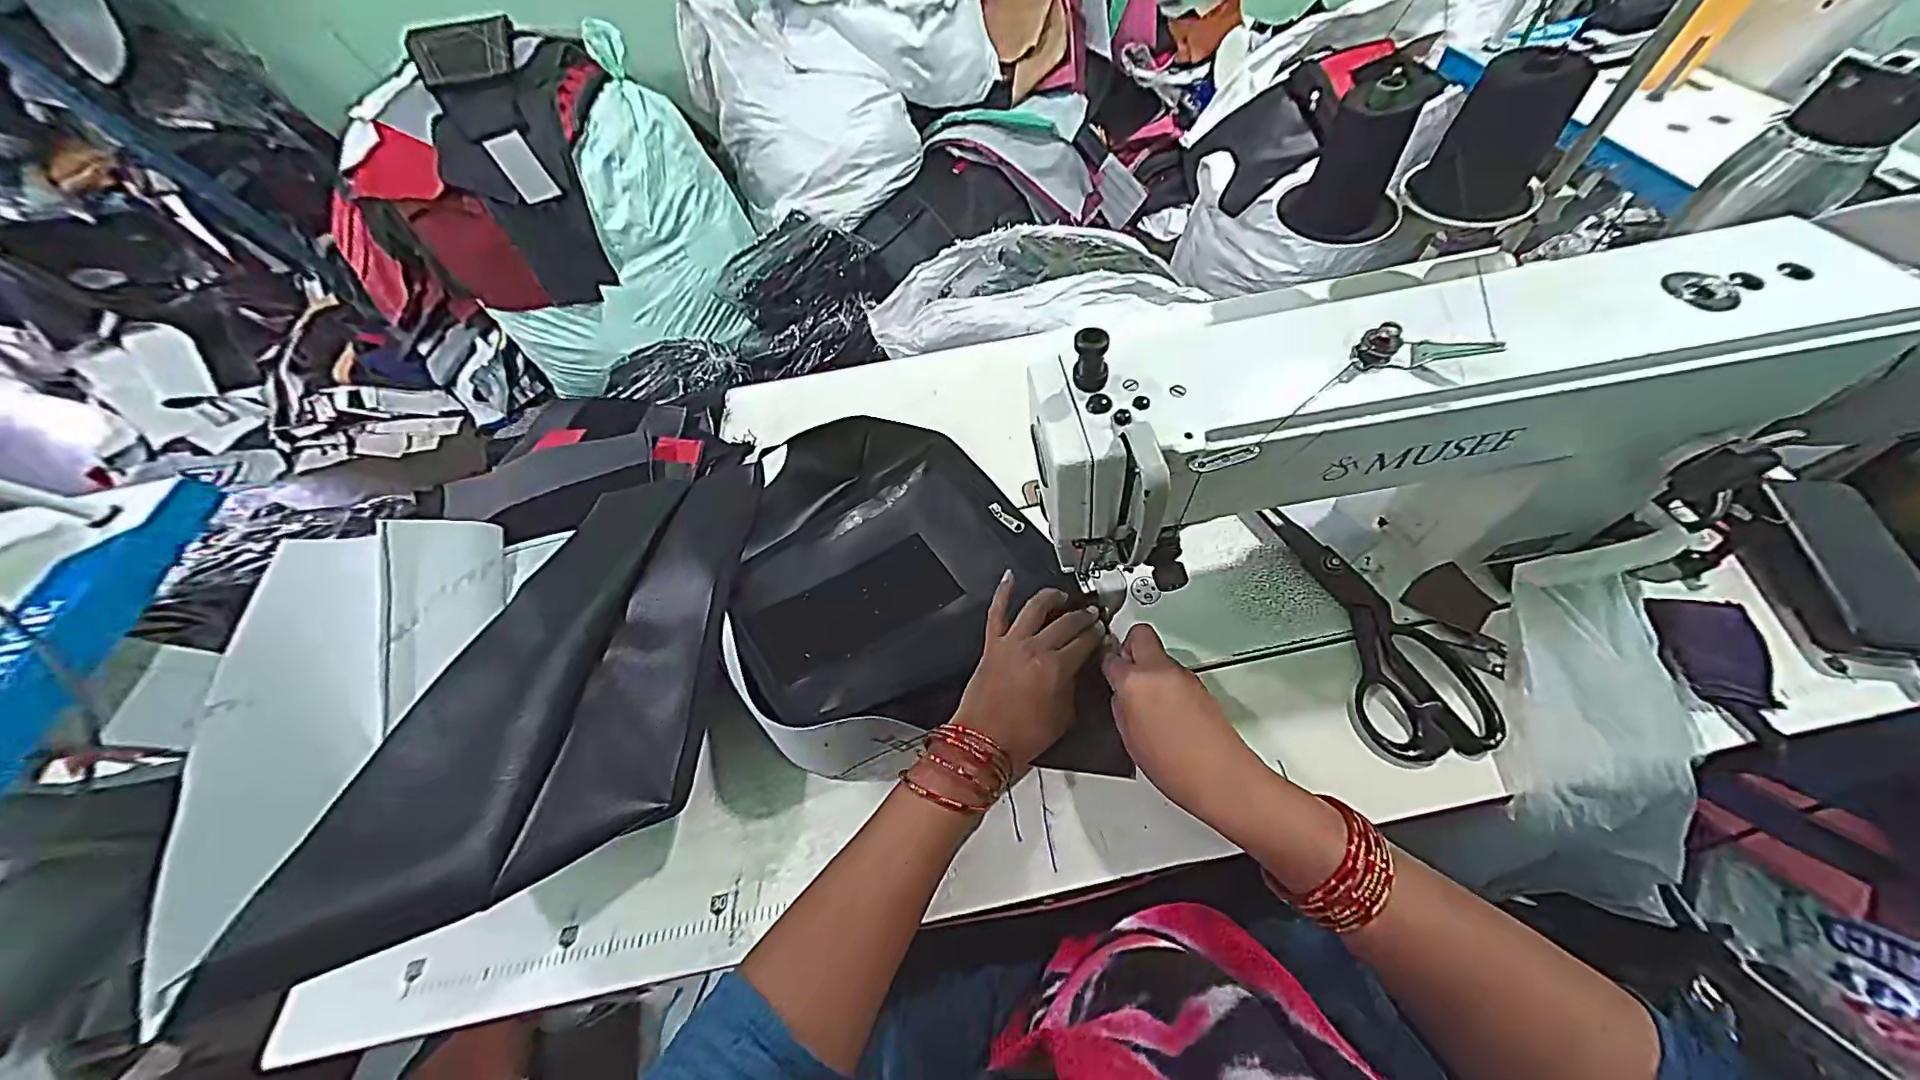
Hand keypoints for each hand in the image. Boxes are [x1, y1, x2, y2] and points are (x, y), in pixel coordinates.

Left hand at [952, 573, 1104, 770]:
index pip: (1085, 641)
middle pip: (1066, 622)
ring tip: (1062, 596)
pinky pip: (996, 612)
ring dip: (1053, 598)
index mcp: (1056, 667)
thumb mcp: (1063, 716)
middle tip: (1091, 614)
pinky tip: (1009, 579)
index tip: (1102, 632)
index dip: (1098, 635)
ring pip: (1035, 607)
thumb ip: (1072, 688)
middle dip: (1083, 616)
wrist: (983, 742)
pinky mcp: (992, 645)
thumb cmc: (1020, 737)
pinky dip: (1003, 592)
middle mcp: (1034, 649)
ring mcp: (1011, 643)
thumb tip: (1075, 673)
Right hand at [1102, 624, 1264, 820]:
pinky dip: (1169, 684)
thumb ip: (1121, 708)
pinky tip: (1168, 712)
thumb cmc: (1178, 767)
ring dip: (1152, 669)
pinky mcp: (1202, 686)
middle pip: (1140, 635)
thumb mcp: (1129, 739)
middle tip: (1126, 667)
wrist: (1221, 777)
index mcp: (1134, 682)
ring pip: (1161, 656)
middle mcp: (1161, 671)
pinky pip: (1177, 675)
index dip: (1108, 666)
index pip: (1111, 658)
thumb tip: (1121, 697)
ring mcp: (1184, 676)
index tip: (1108, 672)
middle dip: (1130, 646)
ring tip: (1150, 701)